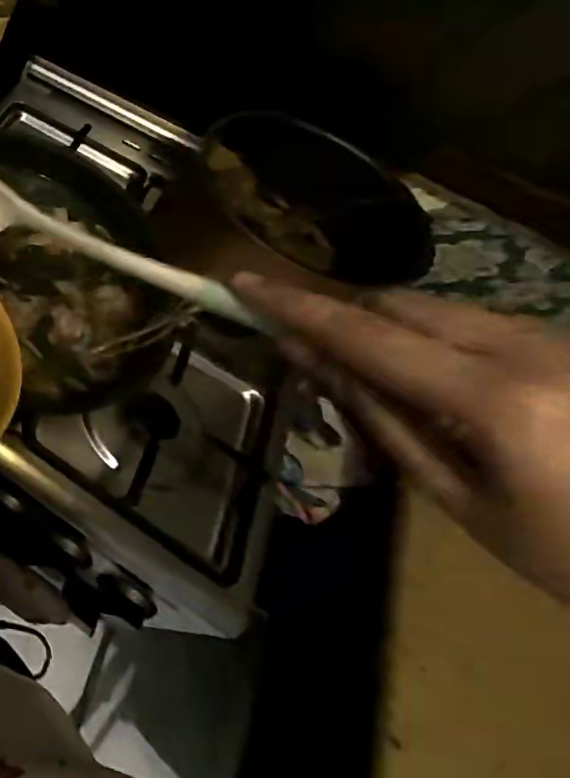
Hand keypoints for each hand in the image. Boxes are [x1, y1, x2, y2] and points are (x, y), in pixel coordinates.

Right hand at [234, 272, 569, 602]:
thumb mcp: (458, 496)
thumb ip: (378, 415)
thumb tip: (303, 353)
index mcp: (495, 398)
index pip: (363, 334)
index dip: (294, 306)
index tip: (240, 282)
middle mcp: (537, 356)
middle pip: (406, 305)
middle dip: (347, 315)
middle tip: (308, 342)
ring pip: (449, 311)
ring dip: (396, 329)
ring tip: (382, 376)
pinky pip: (492, 329)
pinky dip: (444, 341)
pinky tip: (448, 384)